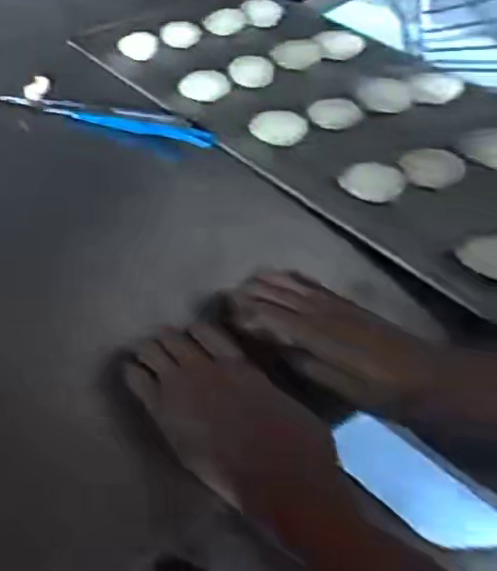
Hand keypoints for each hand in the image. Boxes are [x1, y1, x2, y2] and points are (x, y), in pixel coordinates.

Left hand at [125, 324, 346, 517]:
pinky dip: (135, 373)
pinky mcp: (160, 406)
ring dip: (150, 355)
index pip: (203, 331)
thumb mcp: (291, 408)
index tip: (195, 344)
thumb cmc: (303, 454)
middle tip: (171, 356)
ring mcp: (177, 385)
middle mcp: (202, 369)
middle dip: (168, 343)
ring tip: (155, 367)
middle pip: (168, 337)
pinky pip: (134, 376)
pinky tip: (142, 382)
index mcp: (238, 368)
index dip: (195, 335)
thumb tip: (249, 381)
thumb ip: (261, 386)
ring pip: (147, 349)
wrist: (282, 485)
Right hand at [229, 271, 447, 418]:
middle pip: (262, 289)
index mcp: (310, 331)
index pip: (258, 310)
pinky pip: (303, 280)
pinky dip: (282, 278)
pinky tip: (275, 284)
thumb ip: (303, 364)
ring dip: (256, 284)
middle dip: (239, 295)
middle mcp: (313, 310)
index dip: (237, 314)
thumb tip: (270, 347)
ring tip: (245, 295)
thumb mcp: (345, 389)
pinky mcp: (341, 301)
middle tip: (230, 310)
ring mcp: (328, 302)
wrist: (440, 379)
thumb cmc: (387, 390)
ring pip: (277, 279)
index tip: (227, 324)